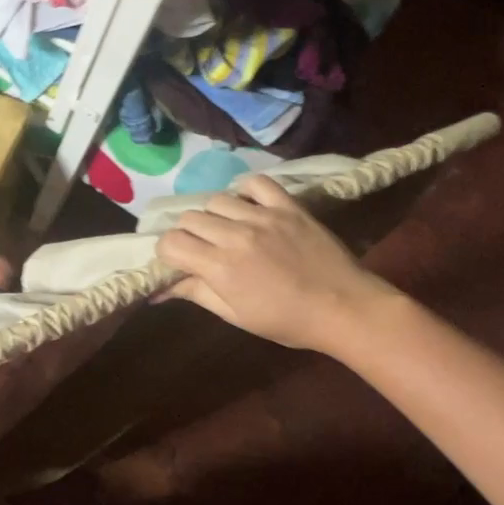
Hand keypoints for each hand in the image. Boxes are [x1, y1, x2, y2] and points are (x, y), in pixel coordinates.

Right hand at [155, 175, 397, 351]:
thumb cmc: (286, 321)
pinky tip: (246, 205)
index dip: (167, 252)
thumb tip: (159, 290)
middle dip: (186, 233)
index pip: (171, 242)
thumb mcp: (235, 315)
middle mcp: (236, 235)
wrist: (344, 308)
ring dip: (212, 215)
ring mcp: (264, 216)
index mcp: (220, 267)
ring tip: (224, 229)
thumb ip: (197, 294)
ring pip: (216, 199)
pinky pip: (256, 182)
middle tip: (200, 248)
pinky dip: (244, 190)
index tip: (177, 262)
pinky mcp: (289, 206)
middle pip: (189, 218)